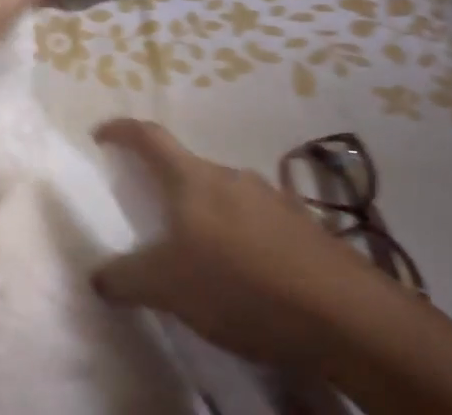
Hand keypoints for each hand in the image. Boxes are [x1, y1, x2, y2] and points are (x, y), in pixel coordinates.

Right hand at [90, 119, 403, 372]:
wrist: (353, 321)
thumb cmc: (242, 286)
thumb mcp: (166, 288)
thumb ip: (125, 279)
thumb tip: (98, 277)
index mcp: (192, 179)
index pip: (148, 137)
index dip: (121, 131)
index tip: (101, 135)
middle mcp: (234, 178)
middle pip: (189, 171)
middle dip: (167, 189)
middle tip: (153, 219)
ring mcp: (278, 203)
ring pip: (227, 200)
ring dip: (208, 219)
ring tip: (202, 259)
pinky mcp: (311, 234)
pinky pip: (261, 228)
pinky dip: (244, 245)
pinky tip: (249, 283)